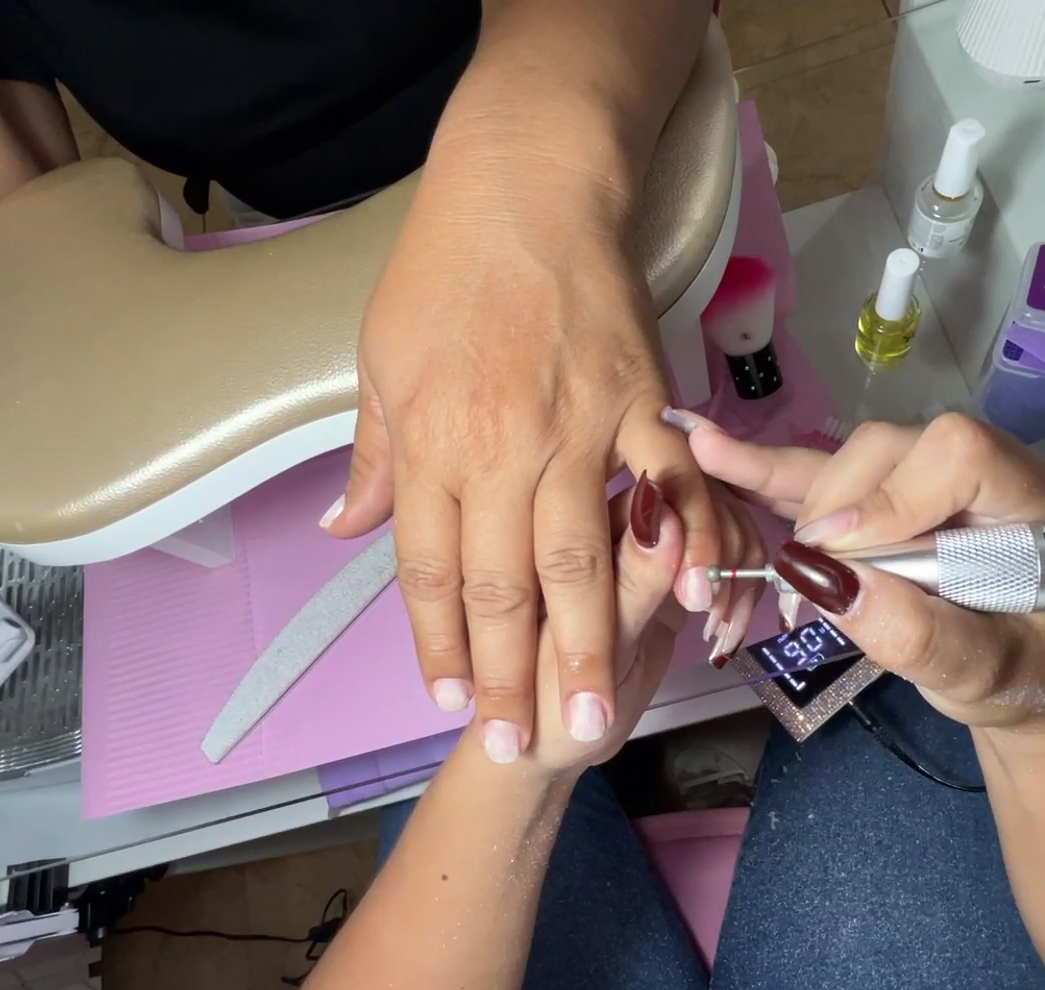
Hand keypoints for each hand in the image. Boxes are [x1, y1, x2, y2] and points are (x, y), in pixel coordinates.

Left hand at [325, 143, 723, 763]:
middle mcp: (499, 450)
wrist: (522, 184)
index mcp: (432, 443)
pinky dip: (682, 541)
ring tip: (592, 719)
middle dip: (507, 677)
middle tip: (516, 750)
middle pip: (502, 584)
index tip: (448, 705)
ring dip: (585, 645)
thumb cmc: (443, 270)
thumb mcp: (379, 359)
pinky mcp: (640, 400)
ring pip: (578, 557)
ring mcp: (576, 428)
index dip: (437, 645)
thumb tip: (348, 527)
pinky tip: (696, 602)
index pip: (430, 570)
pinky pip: (665, 483)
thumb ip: (372, 456)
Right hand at [684, 412, 1044, 728]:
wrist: (1009, 675)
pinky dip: (766, 474)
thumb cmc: (1013, 676)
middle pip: (890, 445)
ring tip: (788, 565)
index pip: (957, 452)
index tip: (847, 558)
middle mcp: (979, 466)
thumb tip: (822, 580)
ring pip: (846, 455)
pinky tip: (709, 451)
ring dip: (804, 507)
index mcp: (1028, 497)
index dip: (892, 497)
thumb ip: (913, 631)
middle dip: (838, 507)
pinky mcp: (881, 493)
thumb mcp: (978, 672)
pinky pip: (821, 474)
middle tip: (814, 575)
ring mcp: (924, 475)